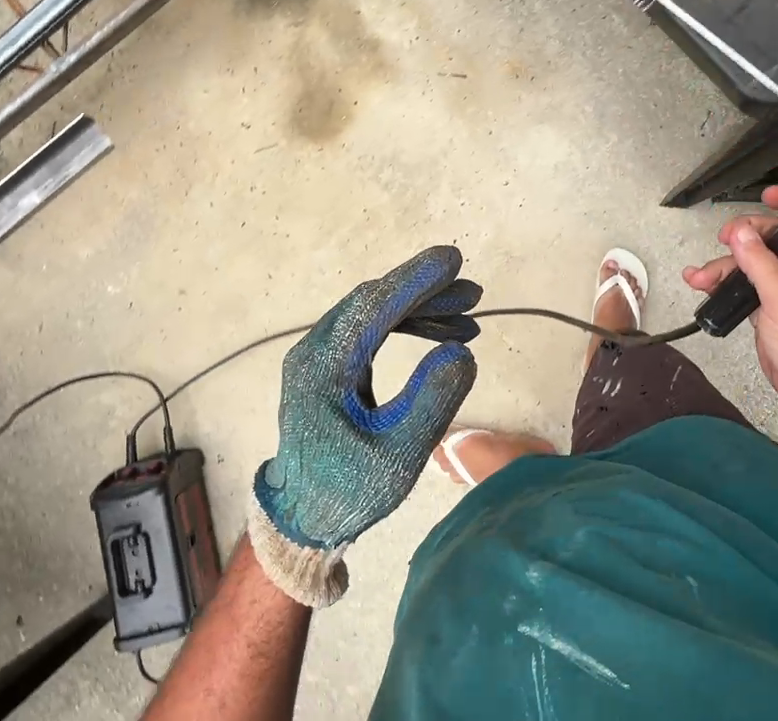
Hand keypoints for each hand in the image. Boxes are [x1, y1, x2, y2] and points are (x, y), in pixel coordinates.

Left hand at [248, 246, 479, 607]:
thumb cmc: (349, 491)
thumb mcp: (399, 456)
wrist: (304, 517)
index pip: (372, 307)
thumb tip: (462, 352)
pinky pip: (371, 332)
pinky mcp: (331, 367)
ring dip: (420, 310)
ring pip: (373, 314)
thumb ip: (431, 401)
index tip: (452, 260)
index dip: (414, 281)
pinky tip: (441, 337)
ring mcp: (320, 357)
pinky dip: (406, 328)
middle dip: (424, 292)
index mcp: (323, 367)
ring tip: (469, 317)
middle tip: (473, 293)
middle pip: (373, 303)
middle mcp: (315, 351)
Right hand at [682, 186, 777, 420]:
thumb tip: (740, 233)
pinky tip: (702, 285)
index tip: (765, 195)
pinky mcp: (772, 306)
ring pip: (753, 263)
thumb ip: (762, 267)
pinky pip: (746, 285)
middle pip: (773, 239)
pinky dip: (724, 283)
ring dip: (724, 266)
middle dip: (744, 239)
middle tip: (724, 242)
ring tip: (700, 277)